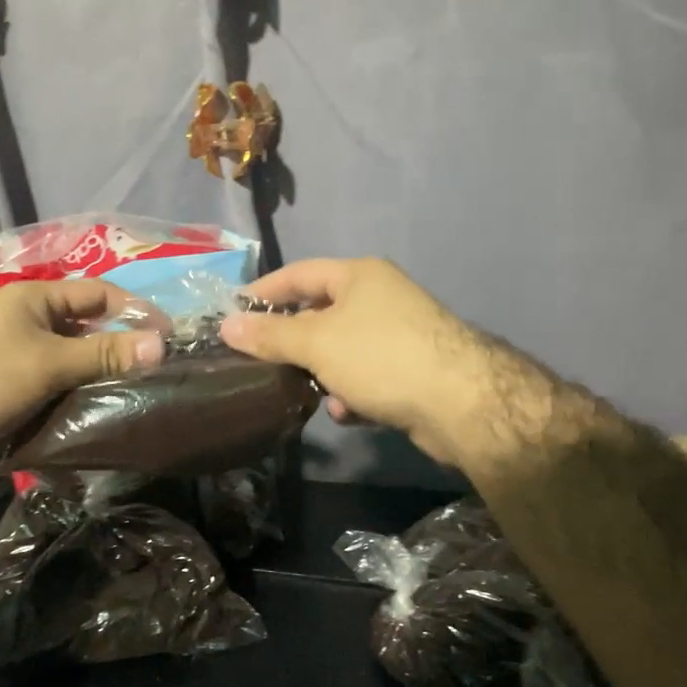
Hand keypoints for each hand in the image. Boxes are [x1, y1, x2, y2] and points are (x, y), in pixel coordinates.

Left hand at [0, 279, 164, 453]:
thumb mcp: (48, 363)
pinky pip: (54, 391)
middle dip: (121, 352)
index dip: (137, 312)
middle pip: (88, 331)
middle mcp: (30, 323)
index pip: (100, 294)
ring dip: (98, 382)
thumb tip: (161, 345)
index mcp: (37, 300)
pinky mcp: (10, 392)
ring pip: (72, 366)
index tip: (169, 340)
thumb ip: (104, 354)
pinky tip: (99, 421)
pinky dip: (75, 402)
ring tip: (138, 402)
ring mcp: (19, 359)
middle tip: (159, 377)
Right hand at [219, 258, 546, 467]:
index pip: (299, 273)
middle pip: (320, 314)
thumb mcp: (316, 342)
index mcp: (359, 276)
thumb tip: (227, 325)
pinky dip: (352, 394)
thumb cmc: (380, 356)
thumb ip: (270, 334)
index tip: (232, 313)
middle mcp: (381, 298)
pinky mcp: (412, 371)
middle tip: (261, 362)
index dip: (264, 291)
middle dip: (293, 342)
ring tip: (307, 394)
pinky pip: (366, 378)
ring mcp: (399, 335)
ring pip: (342, 351)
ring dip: (322, 375)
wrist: (460, 403)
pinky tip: (348, 413)